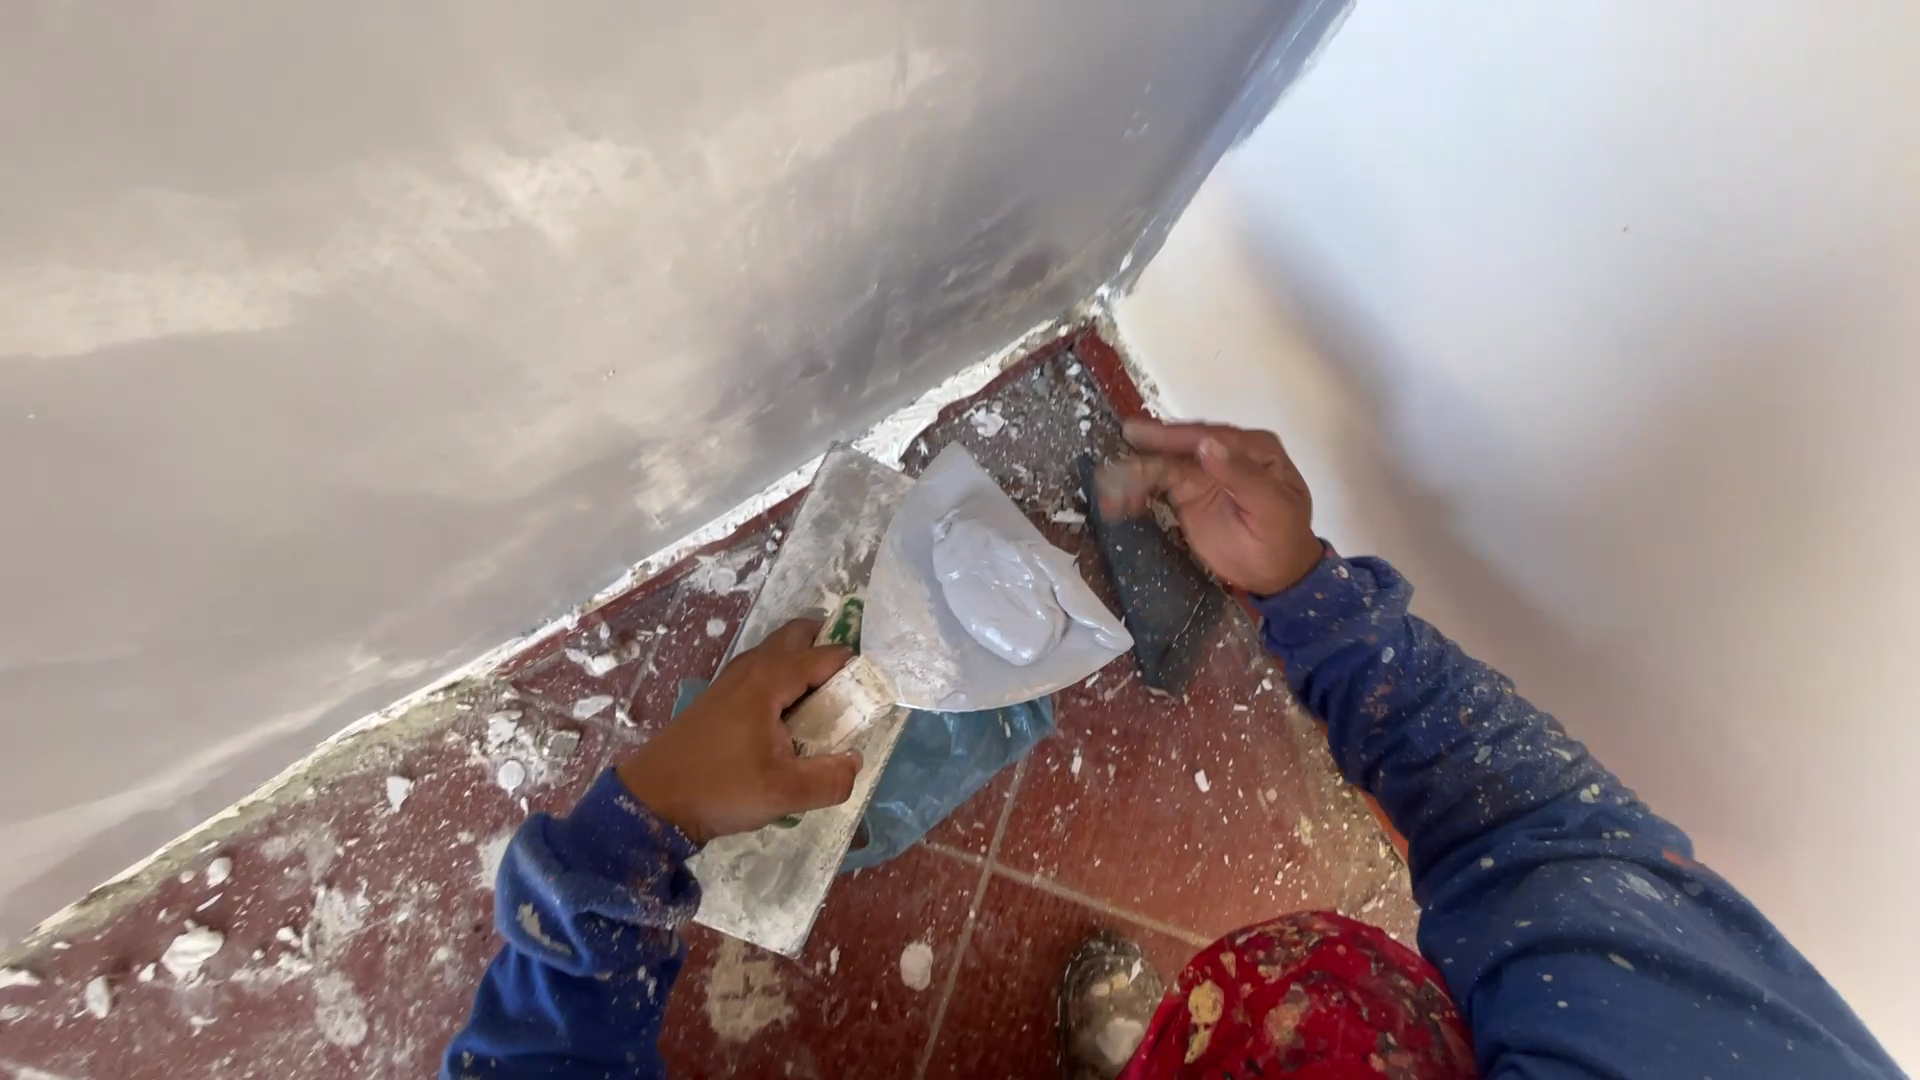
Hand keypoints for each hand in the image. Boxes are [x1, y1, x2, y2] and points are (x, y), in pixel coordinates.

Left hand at [615, 619, 862, 844]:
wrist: (650, 802)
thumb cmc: (719, 789)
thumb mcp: (784, 794)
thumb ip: (830, 779)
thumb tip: (855, 761)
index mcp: (770, 680)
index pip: (827, 655)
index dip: (856, 668)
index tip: (874, 692)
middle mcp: (752, 668)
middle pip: (798, 635)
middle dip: (828, 646)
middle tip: (850, 682)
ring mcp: (732, 679)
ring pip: (778, 651)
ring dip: (804, 662)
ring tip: (825, 702)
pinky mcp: (720, 697)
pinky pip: (763, 669)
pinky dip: (784, 677)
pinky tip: (789, 717)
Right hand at [1095, 419, 1320, 595]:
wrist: (1275, 574)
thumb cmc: (1281, 539)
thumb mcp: (1272, 508)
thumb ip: (1242, 476)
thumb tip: (1207, 445)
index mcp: (1252, 448)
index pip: (1209, 436)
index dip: (1174, 436)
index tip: (1142, 436)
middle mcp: (1223, 453)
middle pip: (1179, 446)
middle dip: (1146, 450)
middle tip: (1117, 449)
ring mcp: (1201, 472)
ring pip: (1162, 465)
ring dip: (1134, 473)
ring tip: (1109, 485)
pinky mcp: (1184, 493)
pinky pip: (1155, 485)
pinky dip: (1135, 491)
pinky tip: (1117, 500)